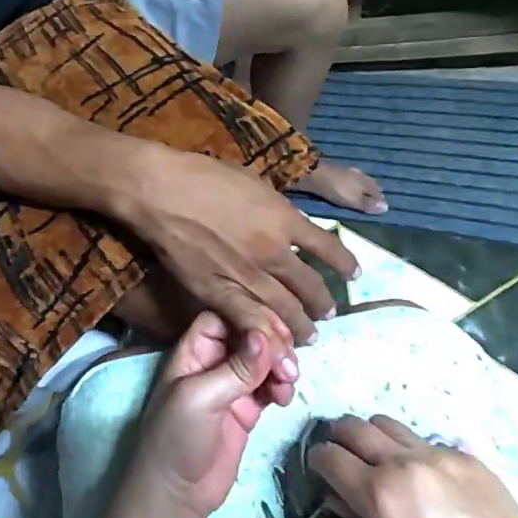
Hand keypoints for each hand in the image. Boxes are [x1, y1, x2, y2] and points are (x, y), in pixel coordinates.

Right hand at [127, 148, 358, 350]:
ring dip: (303, 325)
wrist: (163, 192)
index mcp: (284, 219)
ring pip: (286, 309)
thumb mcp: (253, 181)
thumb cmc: (204, 176)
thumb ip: (275, 207)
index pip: (328, 247)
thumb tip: (287, 221)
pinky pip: (251, 320)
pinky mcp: (219, 292)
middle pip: (310, 285)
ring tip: (310, 335)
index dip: (345, 262)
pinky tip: (279, 341)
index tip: (353, 273)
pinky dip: (269, 334)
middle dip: (324, 303)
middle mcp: (274, 252)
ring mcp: (247, 275)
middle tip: (329, 312)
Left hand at [130, 313, 282, 517]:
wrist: (177, 494)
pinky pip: (270, 385)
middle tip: (288, 364)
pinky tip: (284, 397)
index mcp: (193, 349)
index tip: (274, 334)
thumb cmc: (176, 438)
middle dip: (272, 343)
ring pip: (264, 359)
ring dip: (281, 365)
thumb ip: (234, 369)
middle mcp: (213, 360)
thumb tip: (265, 337)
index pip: (225, 316)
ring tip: (288, 382)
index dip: (250, 319)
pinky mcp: (246, 407)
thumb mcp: (200, 399)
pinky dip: (281, 386)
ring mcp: (231, 384)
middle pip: (249, 334)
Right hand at [309, 417, 517, 517]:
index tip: (320, 478)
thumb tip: (340, 500)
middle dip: (337, 441)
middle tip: (341, 465)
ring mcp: (441, 455)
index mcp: (382, 496)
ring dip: (371, 439)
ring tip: (379, 467)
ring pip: (385, 423)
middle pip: (352, 426)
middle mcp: (406, 463)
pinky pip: (422, 441)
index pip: (328, 456)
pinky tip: (425, 485)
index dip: (317, 465)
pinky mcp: (468, 456)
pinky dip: (409, 452)